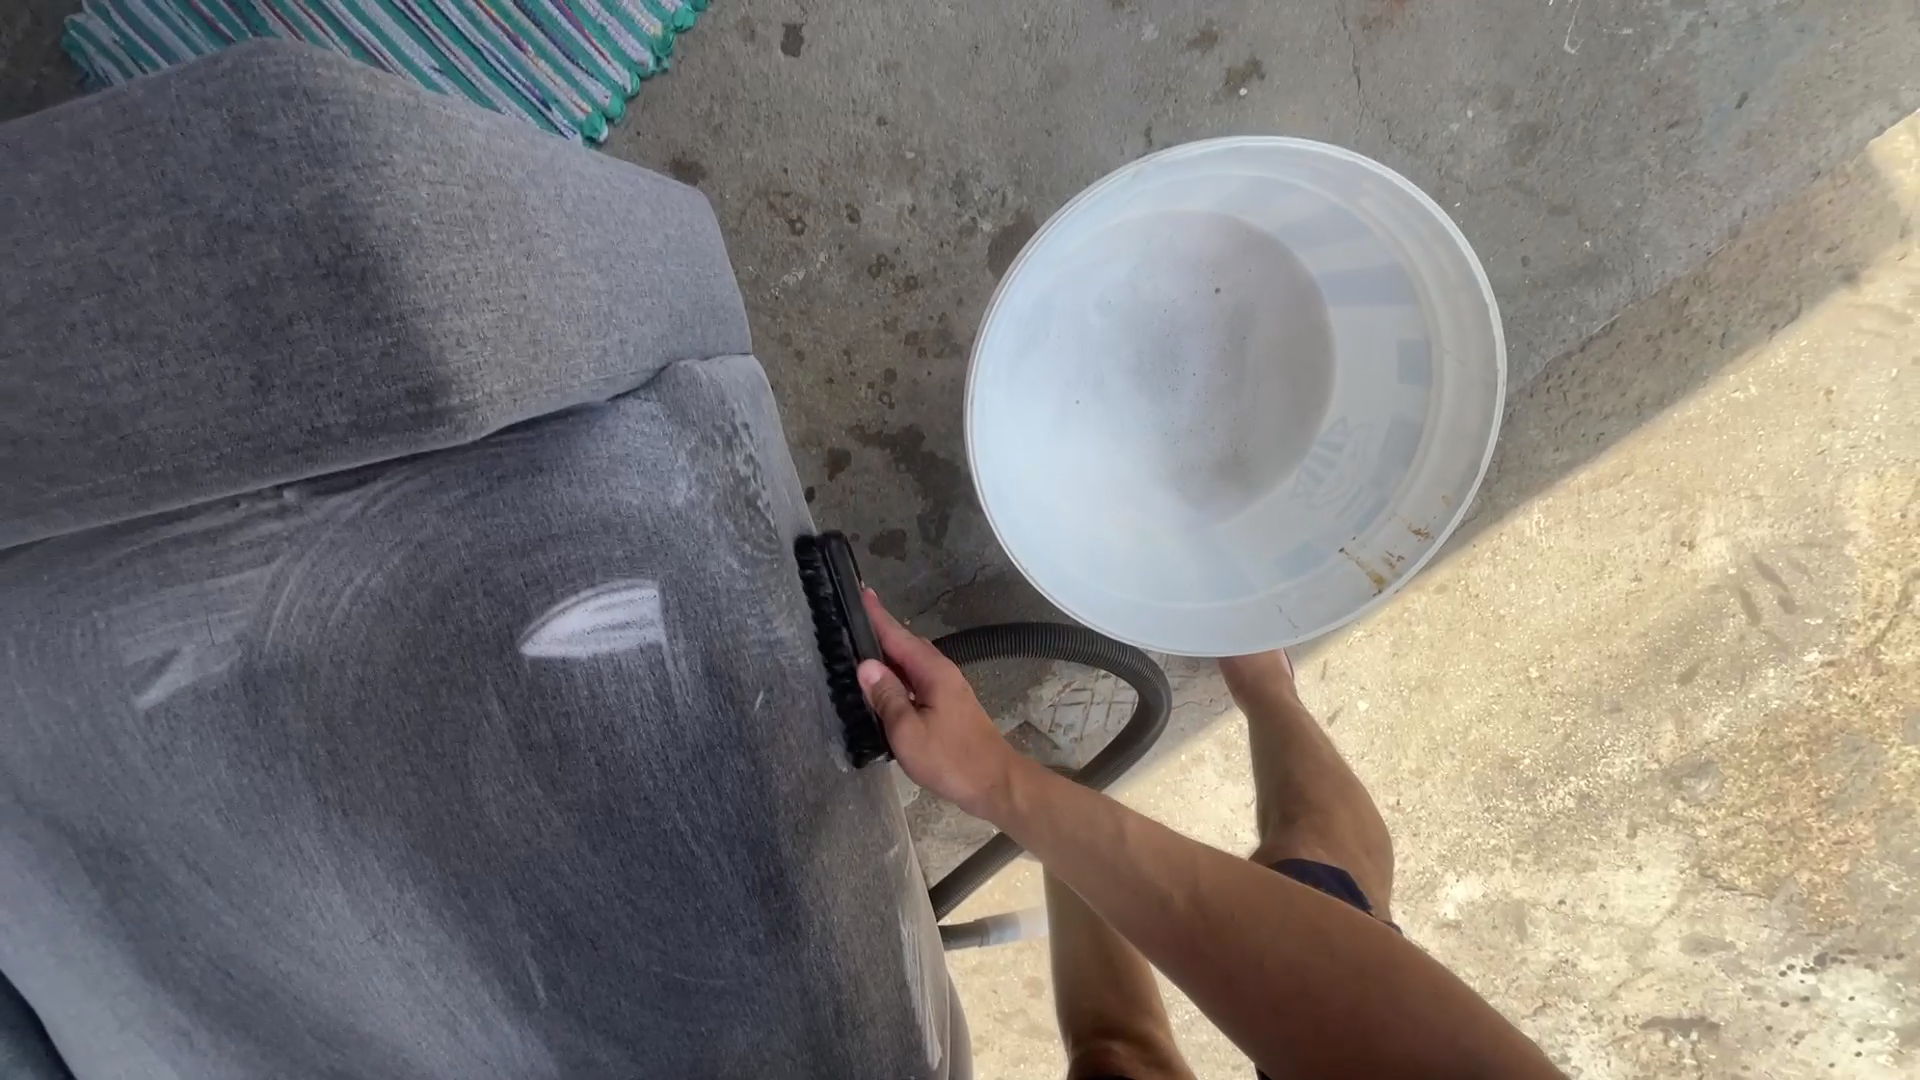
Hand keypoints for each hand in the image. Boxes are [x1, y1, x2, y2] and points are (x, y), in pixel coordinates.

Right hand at [856, 588, 1019, 816]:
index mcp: (932, 671)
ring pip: (911, 663)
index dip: (877, 615)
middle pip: (905, 644)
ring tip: (860, 652)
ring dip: (889, 655)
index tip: (861, 591)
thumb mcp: (908, 731)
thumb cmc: (951, 759)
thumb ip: (886, 697)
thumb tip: (866, 665)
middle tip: (851, 622)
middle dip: (880, 631)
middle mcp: (941, 672)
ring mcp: (947, 688)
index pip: (897, 635)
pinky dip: (898, 675)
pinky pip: (917, 679)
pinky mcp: (948, 704)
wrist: (994, 782)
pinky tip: (885, 687)